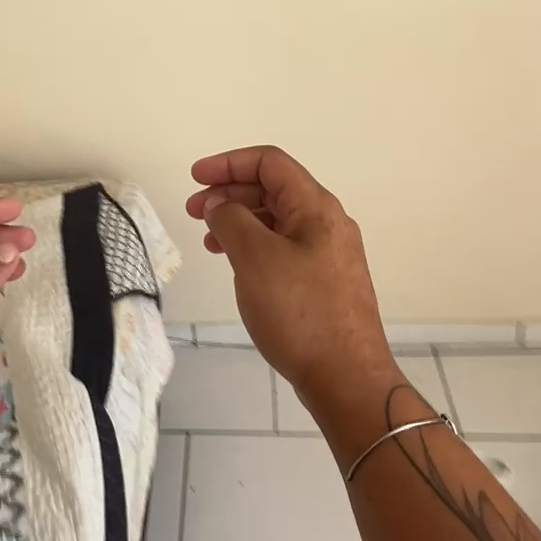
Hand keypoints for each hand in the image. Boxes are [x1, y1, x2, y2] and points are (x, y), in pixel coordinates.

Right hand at [187, 146, 395, 402]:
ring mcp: (328, 254)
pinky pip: (283, 247)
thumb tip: (220, 205)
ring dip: (239, 220)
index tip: (195, 177)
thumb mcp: (255, 258)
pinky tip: (235, 263)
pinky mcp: (323, 282)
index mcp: (316, 207)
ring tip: (208, 239)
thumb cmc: (300, 311)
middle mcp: (327, 223)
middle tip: (193, 210)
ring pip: (276, 220)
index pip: (269, 163)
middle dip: (229, 192)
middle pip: (272, 189)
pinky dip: (253, 245)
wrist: (347, 378)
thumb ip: (231, 220)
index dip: (228, 163)